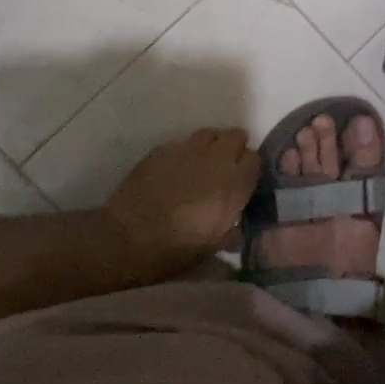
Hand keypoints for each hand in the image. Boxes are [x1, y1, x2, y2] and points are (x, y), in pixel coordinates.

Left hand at [105, 128, 258, 272]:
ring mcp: (188, 149)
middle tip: (224, 168)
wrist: (129, 237)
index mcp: (234, 183)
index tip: (243, 180)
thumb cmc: (176, 249)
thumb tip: (239, 230)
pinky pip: (182, 143)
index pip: (255, 158)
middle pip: (235, 136)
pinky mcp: (163, 148)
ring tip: (201, 164)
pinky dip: (185, 153)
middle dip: (233, 149)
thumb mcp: (212, 248)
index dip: (249, 168)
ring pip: (210, 133)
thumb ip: (231, 233)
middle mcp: (216, 159)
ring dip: (211, 145)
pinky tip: (175, 171)